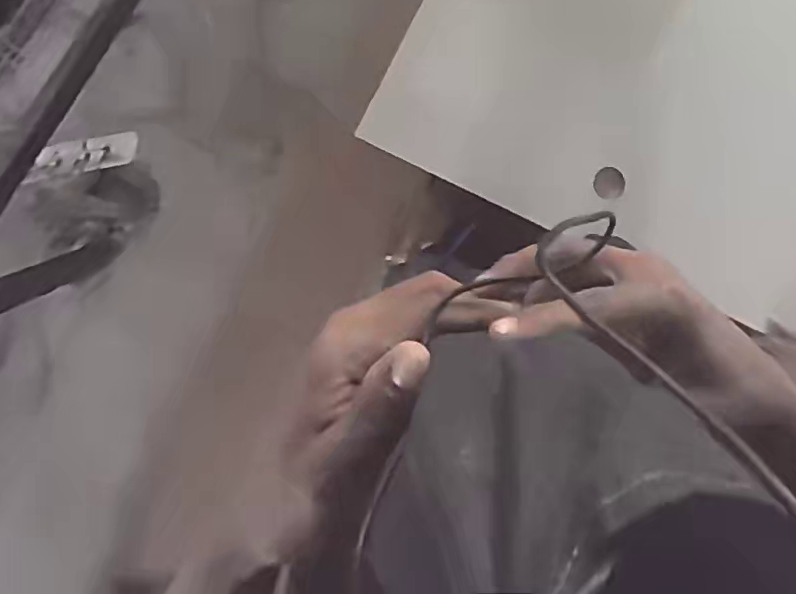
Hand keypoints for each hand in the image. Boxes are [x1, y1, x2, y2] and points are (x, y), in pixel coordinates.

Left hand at [276, 272, 511, 572]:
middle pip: (419, 290)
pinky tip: (462, 333)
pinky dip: (440, 314)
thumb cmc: (318, 486)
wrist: (279, 505)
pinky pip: (406, 312)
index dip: (468, 304)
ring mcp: (352, 329)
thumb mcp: (349, 457)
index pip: (421, 301)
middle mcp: (350, 320)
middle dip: (467, 296)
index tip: (514, 316)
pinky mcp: (358, 342)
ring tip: (499, 322)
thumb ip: (379, 403)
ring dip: (455, 303)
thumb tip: (420, 350)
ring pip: (414, 296)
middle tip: (516, 316)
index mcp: (349, 340)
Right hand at [482, 246, 795, 567]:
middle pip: (565, 261)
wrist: (777, 392)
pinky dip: (542, 278)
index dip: (540, 321)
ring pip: (566, 257)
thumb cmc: (744, 406)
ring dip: (525, 273)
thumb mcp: (701, 415)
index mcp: (662, 299)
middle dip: (517, 277)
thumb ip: (644, 404)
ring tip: (484, 298)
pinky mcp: (630, 275)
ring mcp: (635, 267)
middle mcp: (643, 269)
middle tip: (472, 300)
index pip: (587, 304)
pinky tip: (519, 303)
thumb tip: (579, 404)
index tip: (494, 336)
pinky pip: (575, 266)